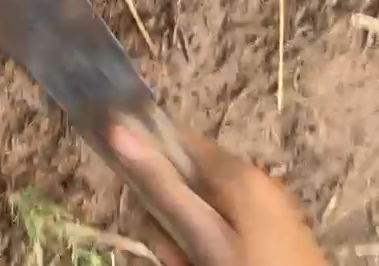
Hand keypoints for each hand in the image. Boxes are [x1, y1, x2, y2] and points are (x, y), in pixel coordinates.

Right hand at [111, 123, 327, 265]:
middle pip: (179, 175)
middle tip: (164, 239)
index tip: (132, 187)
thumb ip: (161, 183)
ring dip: (176, 231)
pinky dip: (200, 244)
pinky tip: (197, 263)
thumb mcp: (204, 235)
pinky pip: (214, 225)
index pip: (172, 137)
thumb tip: (115, 127)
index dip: (144, 155)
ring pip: (192, 205)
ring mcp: (258, 212)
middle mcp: (249, 183)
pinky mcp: (263, 236)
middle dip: (161, 207)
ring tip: (182, 259)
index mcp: (239, 173)